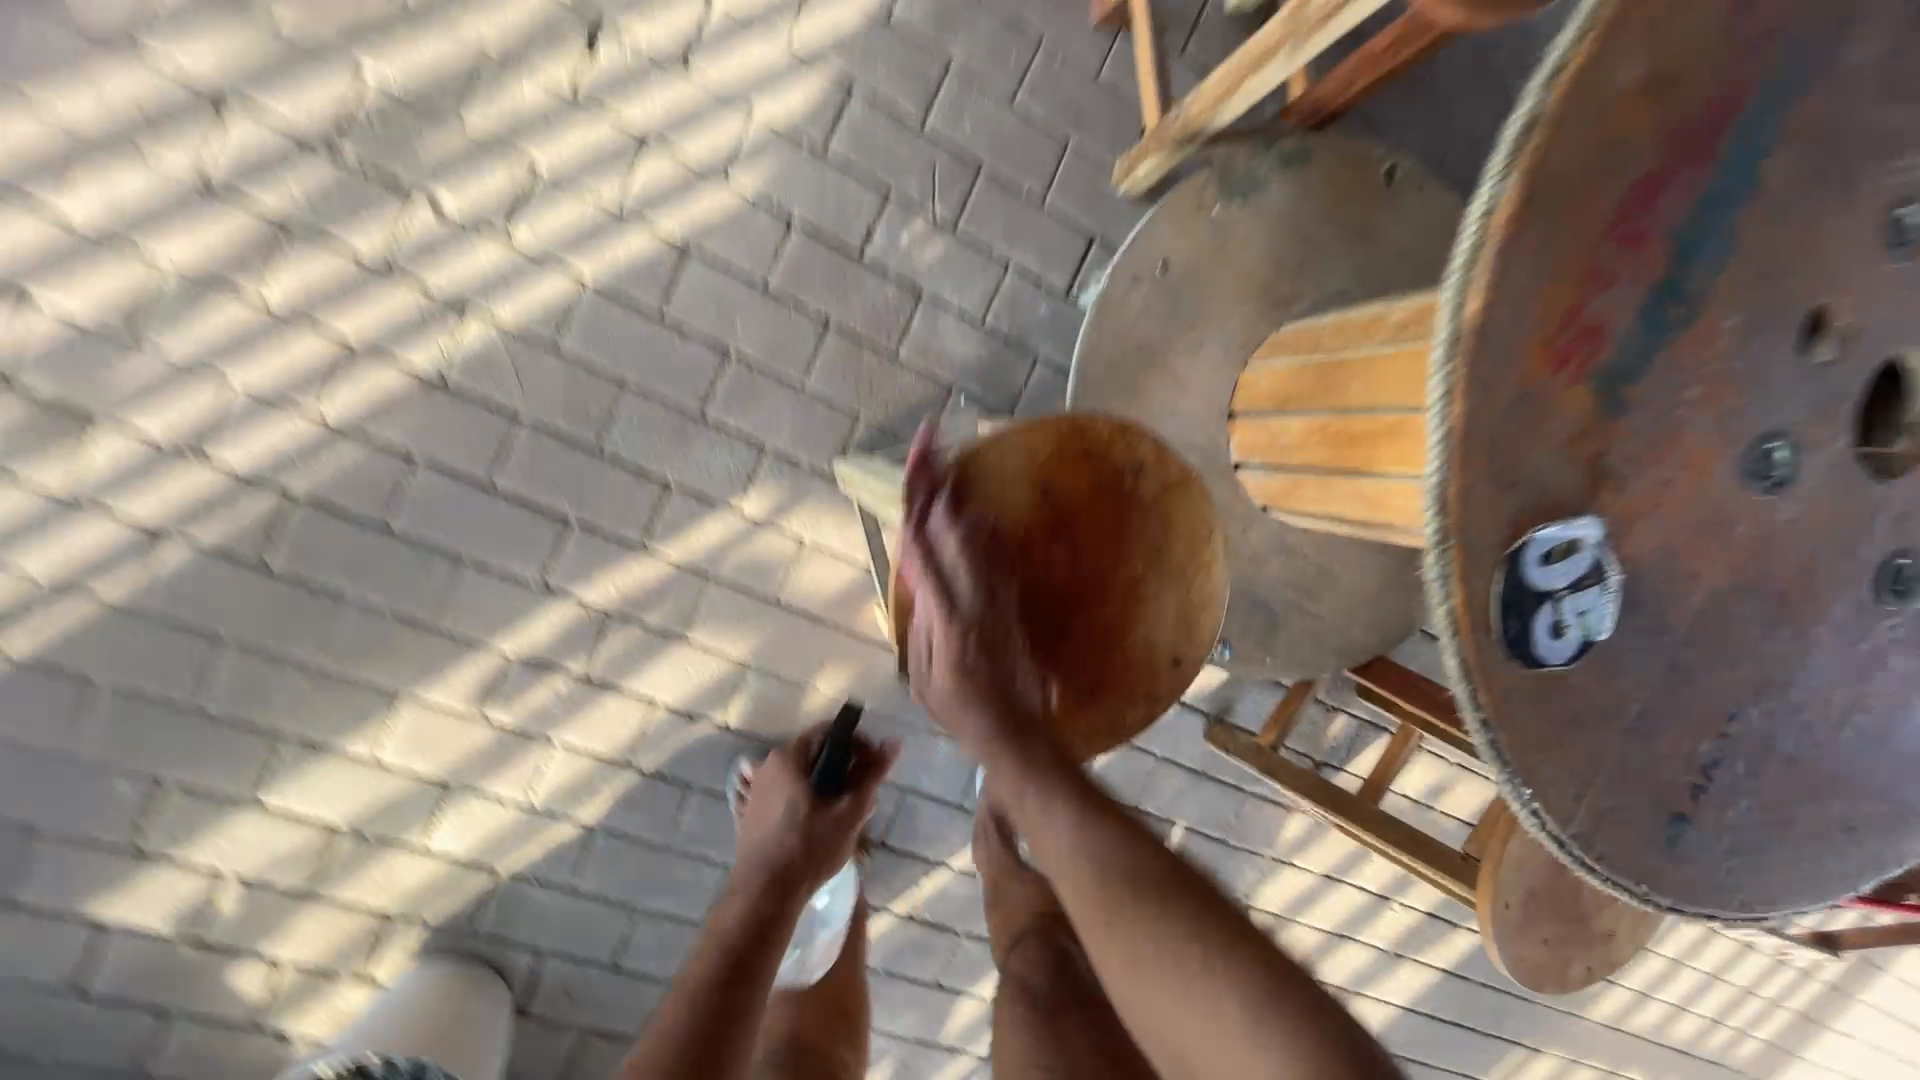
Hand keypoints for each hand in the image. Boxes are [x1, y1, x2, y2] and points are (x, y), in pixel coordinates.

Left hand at [733, 721, 899, 895]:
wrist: (764, 894)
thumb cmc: (809, 848)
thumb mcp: (849, 812)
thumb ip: (872, 775)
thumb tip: (894, 743)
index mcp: (788, 757)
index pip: (830, 732)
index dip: (858, 744)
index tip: (874, 767)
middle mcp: (769, 766)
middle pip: (816, 755)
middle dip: (846, 770)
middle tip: (866, 795)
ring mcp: (758, 790)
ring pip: (804, 777)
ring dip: (830, 788)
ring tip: (849, 814)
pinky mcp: (755, 813)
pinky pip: (789, 795)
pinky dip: (810, 801)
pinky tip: (823, 826)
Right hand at [898, 418, 1059, 763]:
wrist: (1017, 729)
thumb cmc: (959, 711)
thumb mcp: (923, 675)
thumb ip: (922, 618)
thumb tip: (917, 568)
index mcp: (946, 618)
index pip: (923, 546)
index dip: (916, 501)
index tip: (913, 463)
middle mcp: (974, 598)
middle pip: (951, 526)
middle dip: (938, 479)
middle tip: (929, 437)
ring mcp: (998, 597)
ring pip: (976, 531)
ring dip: (960, 490)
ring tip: (948, 455)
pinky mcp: (1012, 601)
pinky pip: (995, 552)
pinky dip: (981, 522)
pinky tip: (974, 505)